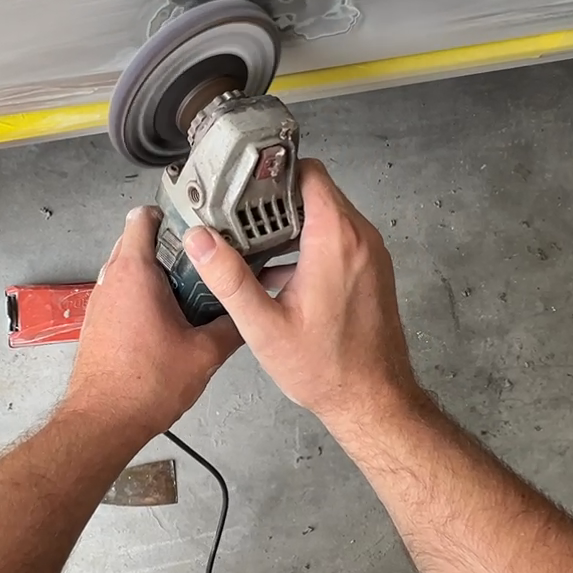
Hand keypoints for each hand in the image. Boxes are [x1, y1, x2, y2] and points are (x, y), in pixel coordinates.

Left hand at [61, 206, 242, 438]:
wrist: (103, 422)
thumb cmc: (144, 385)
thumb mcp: (204, 354)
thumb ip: (232, 326)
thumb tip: (250, 314)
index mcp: (135, 273)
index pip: (144, 217)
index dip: (172, 212)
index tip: (198, 222)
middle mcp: (111, 281)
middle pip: (138, 241)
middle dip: (170, 244)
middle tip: (203, 258)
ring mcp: (100, 302)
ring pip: (129, 269)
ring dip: (156, 272)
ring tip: (190, 289)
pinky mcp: (97, 324)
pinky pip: (122, 294)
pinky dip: (143, 295)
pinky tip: (169, 318)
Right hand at [183, 160, 419, 430]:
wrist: (372, 400)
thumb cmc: (326, 367)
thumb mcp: (263, 325)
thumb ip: (229, 278)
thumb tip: (200, 242)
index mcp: (336, 240)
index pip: (310, 173)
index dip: (274, 173)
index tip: (244, 186)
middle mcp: (361, 240)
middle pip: (316, 192)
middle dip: (275, 201)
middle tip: (239, 218)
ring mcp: (370, 256)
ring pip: (327, 217)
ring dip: (291, 225)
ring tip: (253, 246)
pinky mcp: (371, 272)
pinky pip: (338, 241)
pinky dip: (309, 246)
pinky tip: (279, 275)